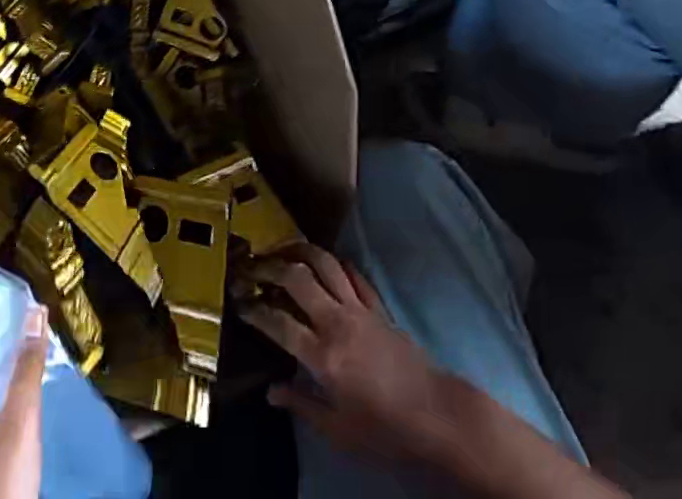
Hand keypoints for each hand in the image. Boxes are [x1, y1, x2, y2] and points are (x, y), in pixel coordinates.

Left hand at [0, 305, 48, 498]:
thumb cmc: (1, 483)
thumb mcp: (19, 423)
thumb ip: (25, 370)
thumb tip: (34, 313)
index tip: (16, 294)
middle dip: (0, 336)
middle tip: (32, 313)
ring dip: (5, 360)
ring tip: (32, 336)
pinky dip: (4, 385)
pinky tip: (23, 381)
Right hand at [243, 244, 450, 464]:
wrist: (442, 418)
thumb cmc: (388, 429)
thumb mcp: (340, 430)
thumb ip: (302, 405)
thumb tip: (270, 392)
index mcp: (322, 355)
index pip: (276, 321)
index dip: (253, 309)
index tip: (239, 302)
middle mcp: (337, 323)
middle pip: (296, 278)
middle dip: (268, 267)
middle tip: (251, 267)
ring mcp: (360, 311)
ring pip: (325, 264)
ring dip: (300, 252)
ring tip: (281, 250)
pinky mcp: (379, 308)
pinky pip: (353, 275)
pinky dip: (335, 264)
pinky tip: (322, 264)